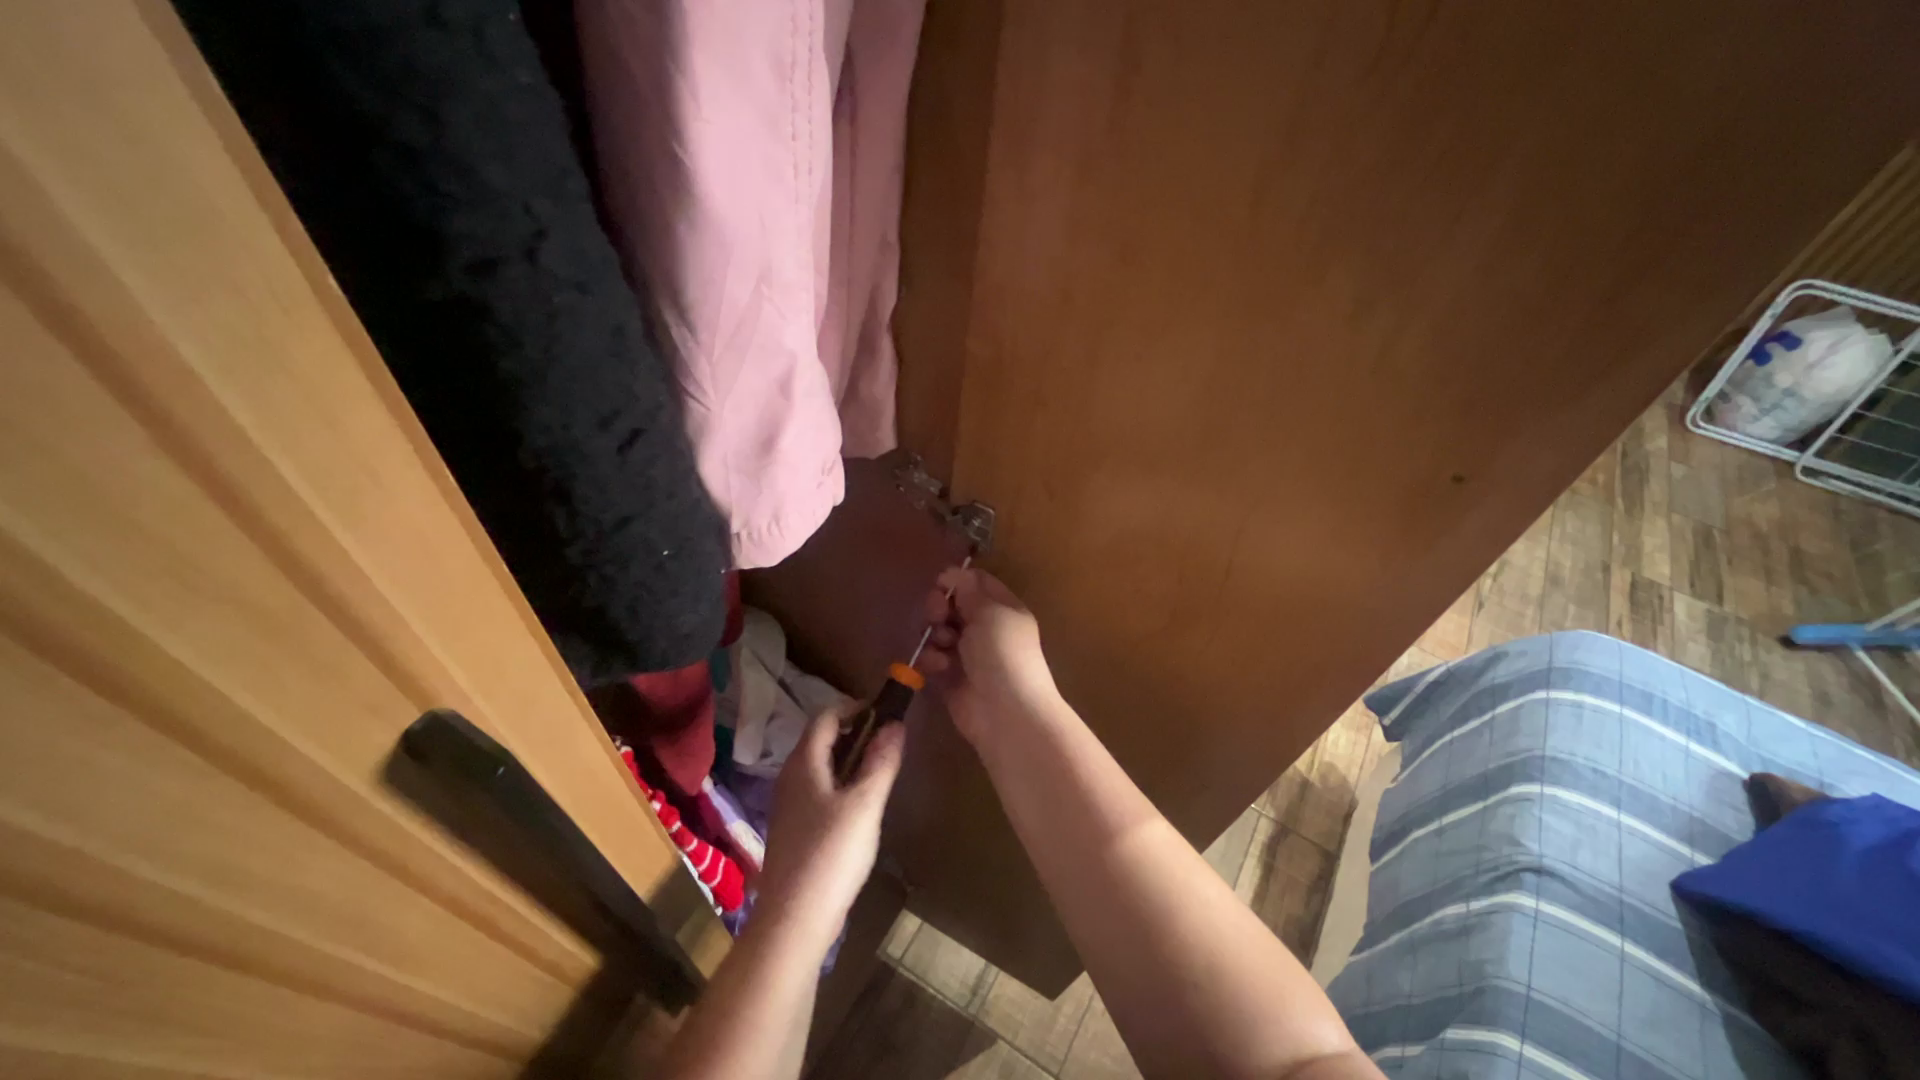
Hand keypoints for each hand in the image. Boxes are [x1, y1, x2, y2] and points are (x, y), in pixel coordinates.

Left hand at [755, 708, 903, 930]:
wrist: (794, 919)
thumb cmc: (831, 854)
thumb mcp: (865, 804)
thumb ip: (881, 761)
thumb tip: (895, 724)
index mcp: (803, 763)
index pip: (826, 716)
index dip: (856, 708)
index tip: (888, 713)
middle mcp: (790, 777)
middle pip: (821, 740)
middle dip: (855, 734)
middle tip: (890, 743)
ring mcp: (788, 806)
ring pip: (820, 768)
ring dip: (850, 761)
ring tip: (881, 773)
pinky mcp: (794, 830)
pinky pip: (818, 792)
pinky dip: (841, 786)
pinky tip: (861, 809)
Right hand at [917, 567, 1063, 745]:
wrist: (1005, 712)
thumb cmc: (1003, 654)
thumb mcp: (991, 612)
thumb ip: (969, 590)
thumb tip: (952, 573)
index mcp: (1002, 609)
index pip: (976, 584)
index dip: (956, 581)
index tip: (940, 585)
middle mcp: (984, 629)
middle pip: (951, 606)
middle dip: (939, 607)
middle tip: (938, 616)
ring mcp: (966, 654)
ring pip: (937, 631)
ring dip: (934, 634)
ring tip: (942, 645)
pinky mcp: (949, 677)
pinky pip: (931, 659)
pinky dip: (931, 660)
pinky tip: (938, 667)